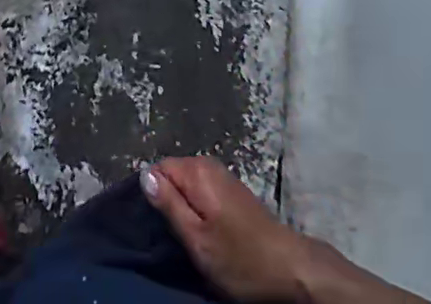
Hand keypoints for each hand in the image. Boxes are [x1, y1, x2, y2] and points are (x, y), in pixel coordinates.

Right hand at [140, 157, 312, 303]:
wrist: (285, 265)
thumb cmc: (237, 256)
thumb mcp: (196, 237)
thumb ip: (169, 203)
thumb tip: (144, 174)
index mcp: (197, 171)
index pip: (158, 167)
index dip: (149, 191)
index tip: (147, 221)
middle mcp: (209, 165)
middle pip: (172, 174)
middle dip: (164, 198)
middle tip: (163, 232)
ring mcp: (223, 177)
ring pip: (187, 184)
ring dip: (180, 205)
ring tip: (178, 234)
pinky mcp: (231, 192)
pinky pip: (201, 191)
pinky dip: (195, 208)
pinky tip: (198, 230)